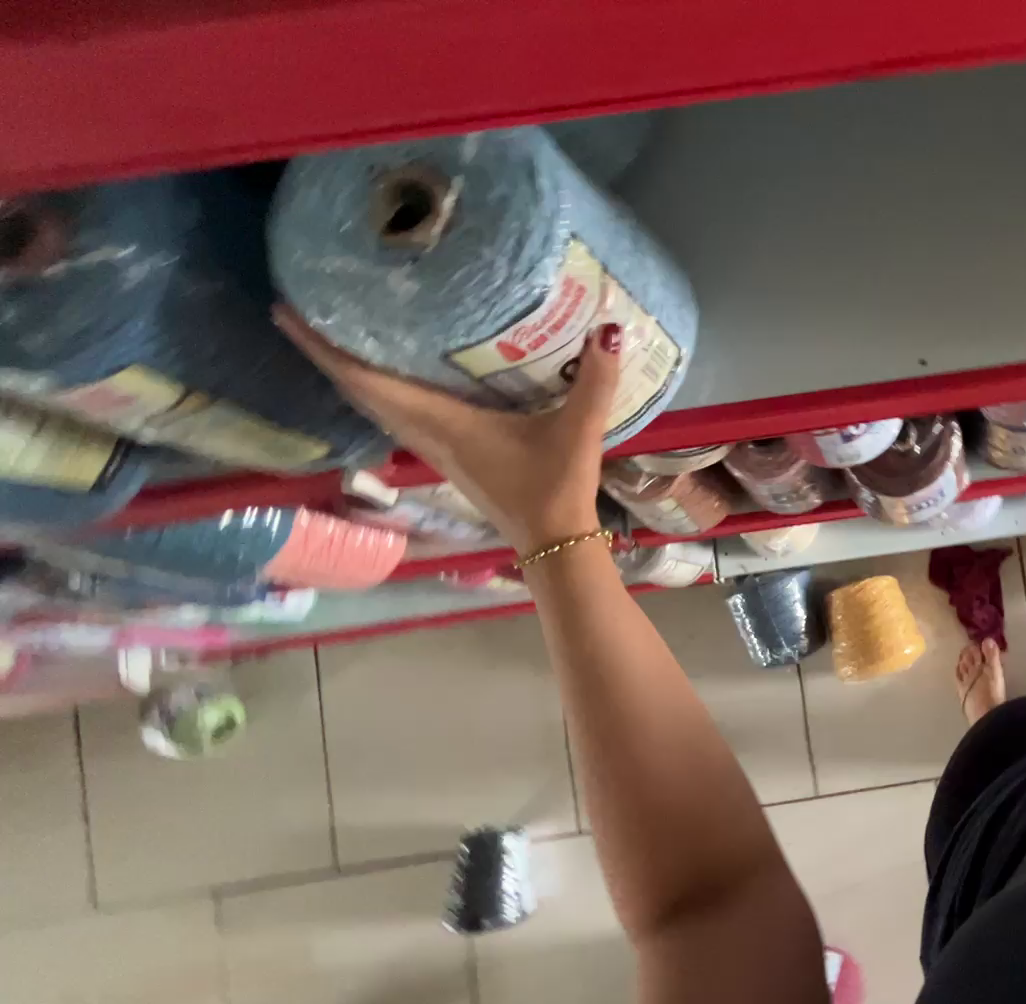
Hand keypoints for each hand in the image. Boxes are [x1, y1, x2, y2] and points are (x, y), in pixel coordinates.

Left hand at [273, 305, 615, 552]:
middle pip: (362, 393)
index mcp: (445, 424)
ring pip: (379, 408)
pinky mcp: (453, 459)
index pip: (369, 382)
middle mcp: (429, 436)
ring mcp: (438, 451)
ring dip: (354, 376)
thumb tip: (609, 330)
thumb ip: (594, 383)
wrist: (553, 540)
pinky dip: (384, 394)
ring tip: (341, 338)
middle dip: (329, 354)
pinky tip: (398, 381)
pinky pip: (402, 418)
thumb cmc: (555, 486)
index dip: (326, 348)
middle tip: (304, 310)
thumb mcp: (578, 431)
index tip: (285, 311)